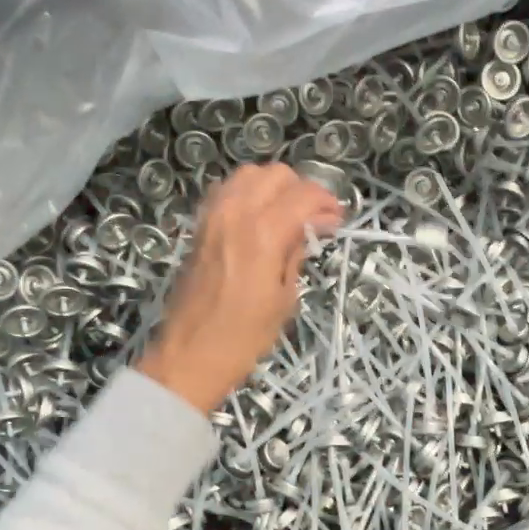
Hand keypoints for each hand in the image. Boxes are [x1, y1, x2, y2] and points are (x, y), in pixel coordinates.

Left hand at [138, 163, 342, 413]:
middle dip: (302, 190)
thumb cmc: (245, 337)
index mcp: (263, 233)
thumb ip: (295, 255)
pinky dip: (248, 194)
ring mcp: (213, 216)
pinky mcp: (199, 226)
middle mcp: (236, 213)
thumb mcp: (284, 299)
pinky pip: (227, 191)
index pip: (304, 195)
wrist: (191, 355)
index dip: (326, 203)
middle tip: (315, 217)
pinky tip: (259, 218)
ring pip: (248, 175)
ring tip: (288, 214)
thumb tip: (308, 231)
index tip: (338, 220)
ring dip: (273, 187)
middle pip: (276, 175)